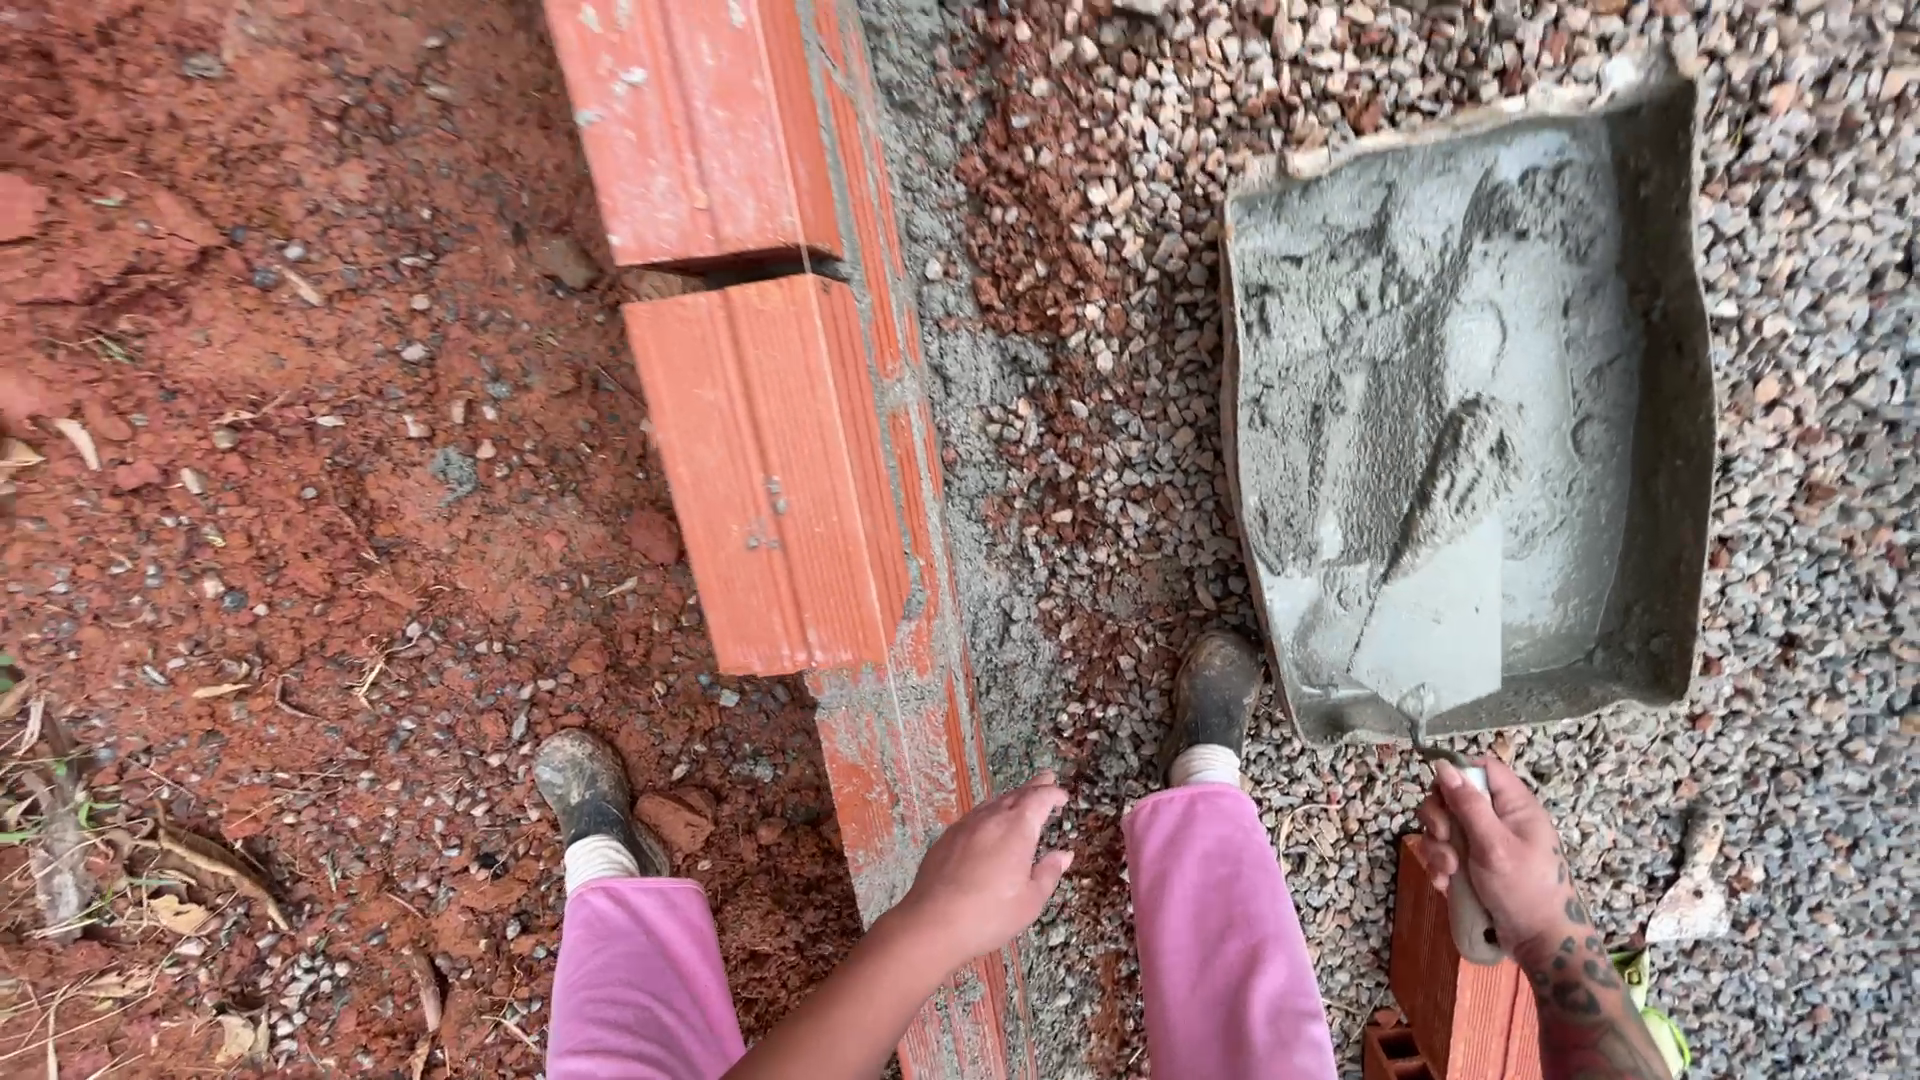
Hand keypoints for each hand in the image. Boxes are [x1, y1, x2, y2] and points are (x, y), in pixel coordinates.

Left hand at [884, 771, 1073, 972]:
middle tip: (1046, 778)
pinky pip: (975, 816)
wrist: (932, 922)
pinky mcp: (947, 837)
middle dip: (1034, 786)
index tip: (1062, 796)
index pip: (1039, 799)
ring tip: (1020, 800)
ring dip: (1011, 798)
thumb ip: (1048, 873)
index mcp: (1017, 828)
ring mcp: (966, 825)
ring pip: (994, 803)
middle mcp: (991, 818)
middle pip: (1016, 794)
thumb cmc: (989, 915)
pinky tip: (989, 824)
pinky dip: (990, 812)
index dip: (1053, 794)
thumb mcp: (1030, 901)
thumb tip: (1064, 854)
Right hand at [1415, 758, 1586, 956]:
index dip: (1457, 773)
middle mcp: (1499, 819)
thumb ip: (1468, 805)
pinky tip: (1445, 883)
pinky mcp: (1474, 862)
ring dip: (1437, 847)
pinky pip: (1446, 851)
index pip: (1483, 768)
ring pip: (1444, 825)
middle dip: (1439, 818)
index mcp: (1515, 807)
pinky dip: (1440, 865)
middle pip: (1454, 796)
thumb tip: (1443, 766)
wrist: (1540, 946)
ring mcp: (1486, 841)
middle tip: (1445, 839)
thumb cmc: (1525, 891)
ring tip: (1448, 872)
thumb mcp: (1494, 845)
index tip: (1440, 794)